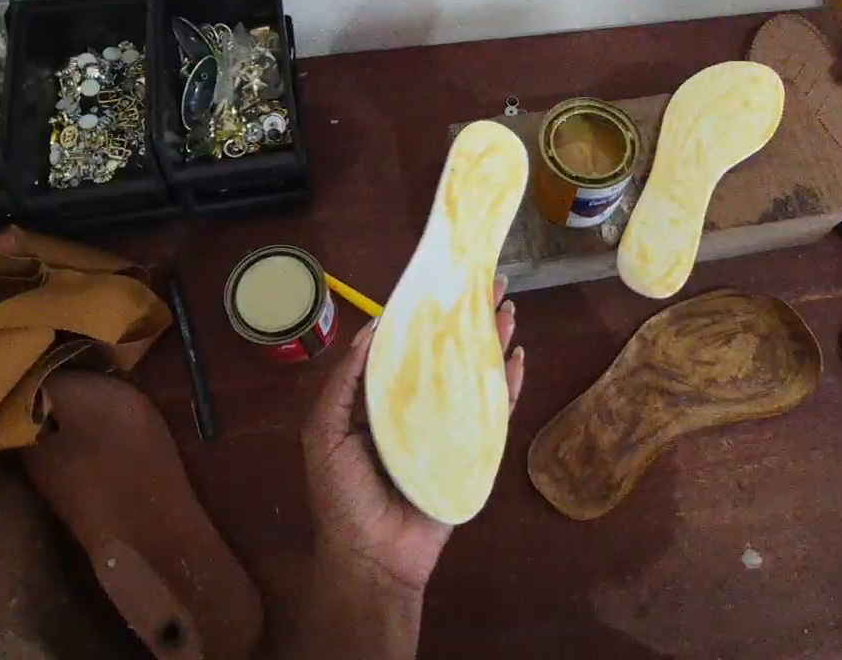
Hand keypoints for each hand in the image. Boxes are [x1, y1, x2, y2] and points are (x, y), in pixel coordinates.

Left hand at [300, 277, 524, 594]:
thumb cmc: (342, 495)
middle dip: (470, 317)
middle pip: (449, 352)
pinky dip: (509, 383)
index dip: (424, 314)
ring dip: (493, 339)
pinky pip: (495, 412)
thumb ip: (344, 381)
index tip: (439, 283)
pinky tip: (517, 356)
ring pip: (475, 374)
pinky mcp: (473, 450)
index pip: (408, 345)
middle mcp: (419, 403)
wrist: (372, 559)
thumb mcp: (325, 432)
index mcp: (383, 397)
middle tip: (491, 282)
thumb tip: (372, 328)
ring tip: (507, 307)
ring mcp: (449, 425)